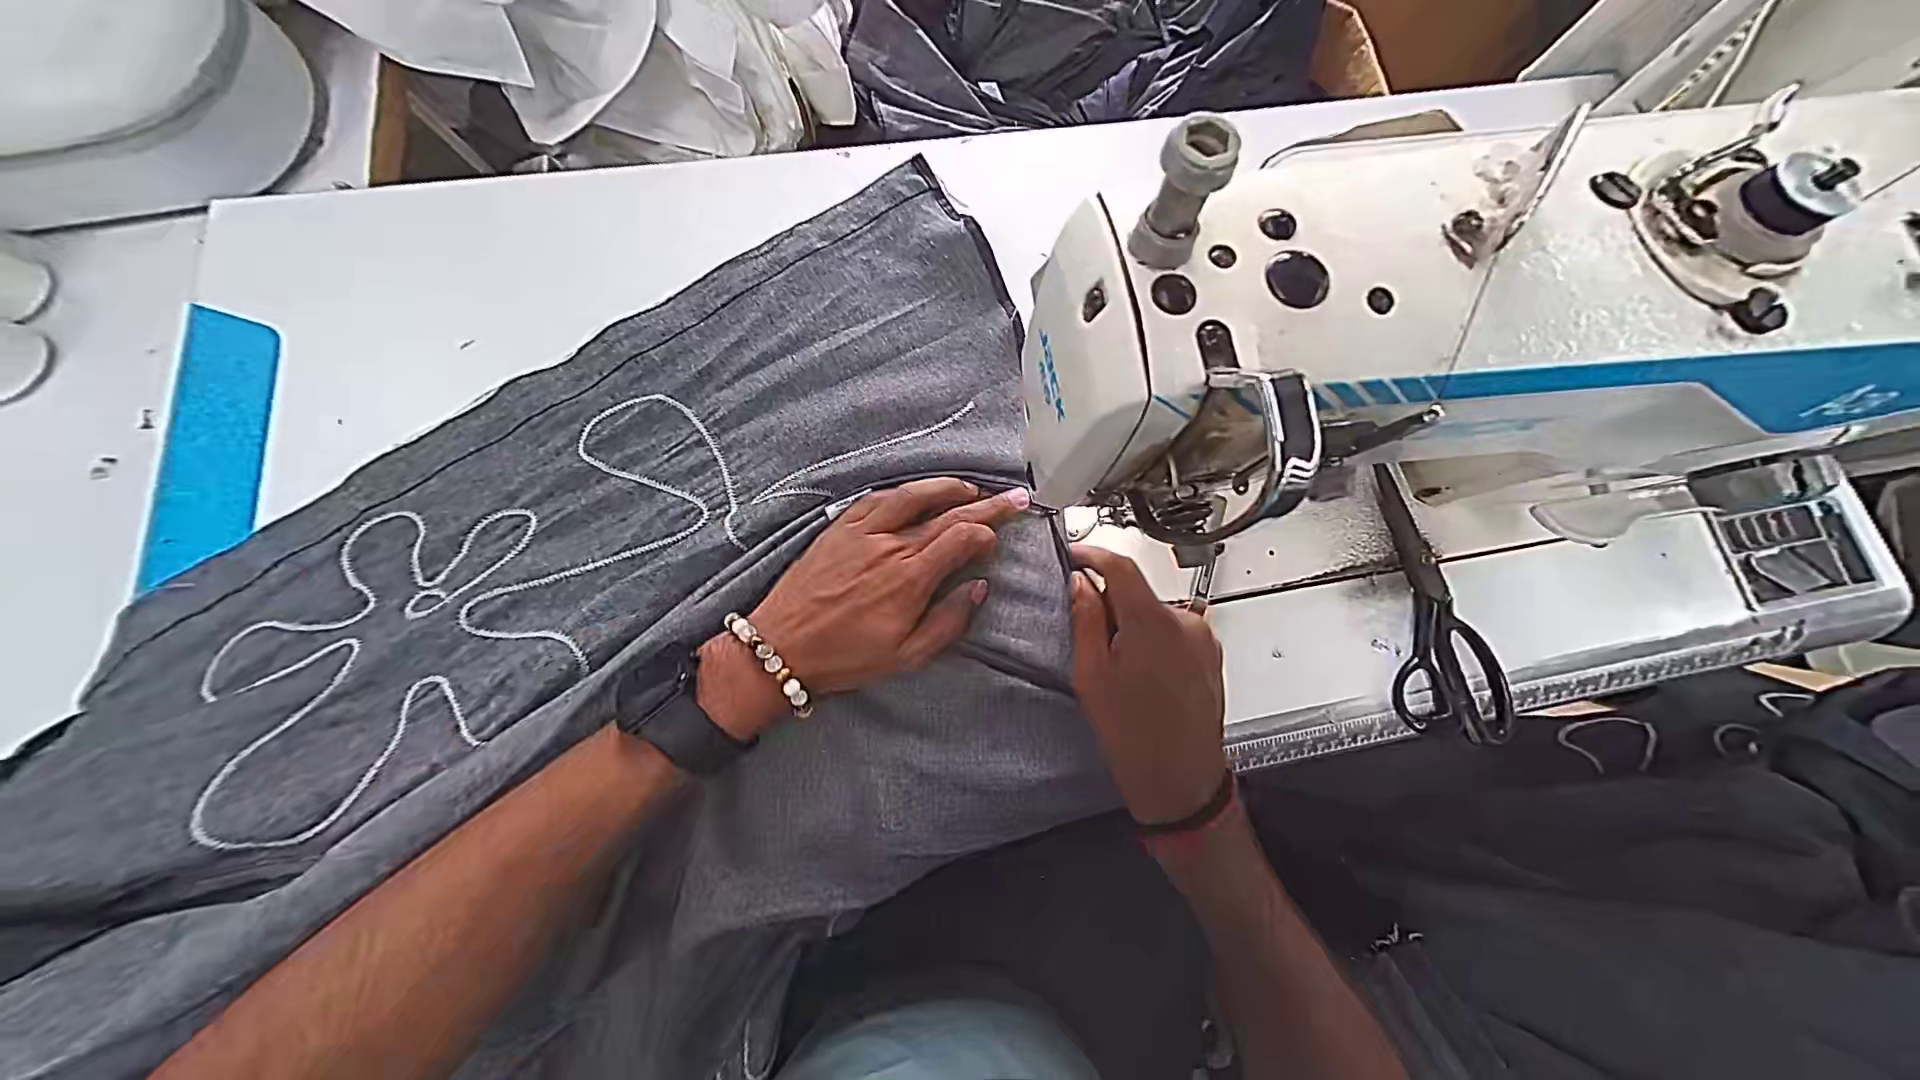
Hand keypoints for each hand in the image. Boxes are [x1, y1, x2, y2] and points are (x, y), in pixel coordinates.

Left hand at [696, 478, 1029, 738]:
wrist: (783, 646)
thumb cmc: (845, 656)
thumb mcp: (907, 656)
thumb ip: (949, 620)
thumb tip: (978, 587)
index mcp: (909, 577)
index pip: (962, 537)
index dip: (987, 532)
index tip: (997, 538)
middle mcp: (889, 546)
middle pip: (948, 513)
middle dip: (986, 504)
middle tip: (1011, 497)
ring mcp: (862, 532)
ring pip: (913, 496)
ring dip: (946, 488)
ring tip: (969, 488)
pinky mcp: (840, 528)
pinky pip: (878, 498)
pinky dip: (904, 491)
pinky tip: (916, 493)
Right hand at [1068, 544, 1227, 825]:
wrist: (1180, 780)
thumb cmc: (1137, 738)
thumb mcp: (1091, 674)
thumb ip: (1085, 619)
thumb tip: (1081, 584)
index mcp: (1152, 622)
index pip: (1121, 565)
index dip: (1093, 555)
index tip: (1078, 556)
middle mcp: (1185, 623)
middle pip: (1137, 591)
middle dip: (1111, 605)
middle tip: (1092, 640)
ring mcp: (1202, 640)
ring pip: (1155, 612)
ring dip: (1133, 625)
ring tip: (1122, 671)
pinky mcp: (1210, 655)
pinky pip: (1174, 631)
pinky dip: (1154, 640)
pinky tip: (1143, 677)